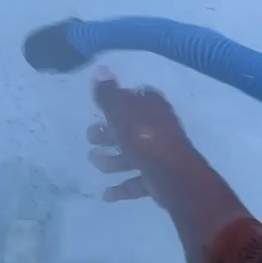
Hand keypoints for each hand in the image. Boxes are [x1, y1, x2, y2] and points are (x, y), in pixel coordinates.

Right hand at [88, 66, 202, 203]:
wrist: (171, 174)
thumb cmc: (143, 136)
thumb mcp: (120, 110)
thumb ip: (108, 93)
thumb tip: (100, 68)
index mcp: (152, 107)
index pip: (134, 99)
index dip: (116, 104)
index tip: (99, 111)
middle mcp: (158, 128)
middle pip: (129, 129)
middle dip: (108, 135)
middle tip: (90, 139)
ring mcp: (160, 154)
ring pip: (131, 155)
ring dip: (112, 160)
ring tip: (96, 163)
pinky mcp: (159, 178)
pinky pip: (137, 181)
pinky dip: (122, 187)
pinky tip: (106, 194)